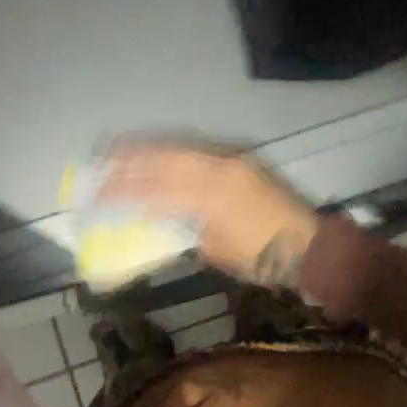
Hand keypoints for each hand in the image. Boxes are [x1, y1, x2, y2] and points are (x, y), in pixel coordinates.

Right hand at [96, 142, 321, 290]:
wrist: (307, 244)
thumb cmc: (259, 258)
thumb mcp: (214, 250)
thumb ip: (183, 228)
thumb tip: (157, 218)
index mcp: (210, 197)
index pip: (156, 190)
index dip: (124, 191)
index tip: (99, 194)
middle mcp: (218, 169)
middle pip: (164, 159)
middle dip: (129, 160)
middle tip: (101, 160)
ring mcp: (230, 160)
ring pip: (179, 147)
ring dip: (147, 149)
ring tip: (120, 149)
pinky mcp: (239, 159)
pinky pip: (198, 149)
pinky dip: (172, 150)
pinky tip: (156, 152)